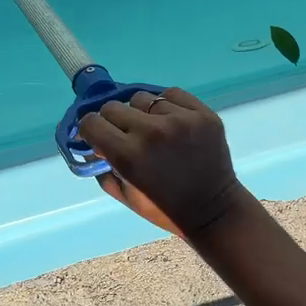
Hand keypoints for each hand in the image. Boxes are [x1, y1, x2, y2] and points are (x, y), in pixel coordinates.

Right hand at [77, 88, 240, 236]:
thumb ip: (102, 166)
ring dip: (141, 113)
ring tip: (154, 130)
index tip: (98, 137)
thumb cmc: (163, 208)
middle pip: (112, 107)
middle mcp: (151, 132)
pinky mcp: (202, 113)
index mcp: (128, 156)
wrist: (214, 212)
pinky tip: (173, 123)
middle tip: (126, 135)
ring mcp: (179, 120)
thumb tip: (92, 141)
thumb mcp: (123, 195)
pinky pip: (171, 94)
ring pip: (141, 98)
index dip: (91, 130)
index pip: (91, 122)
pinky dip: (167, 106)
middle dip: (113, 122)